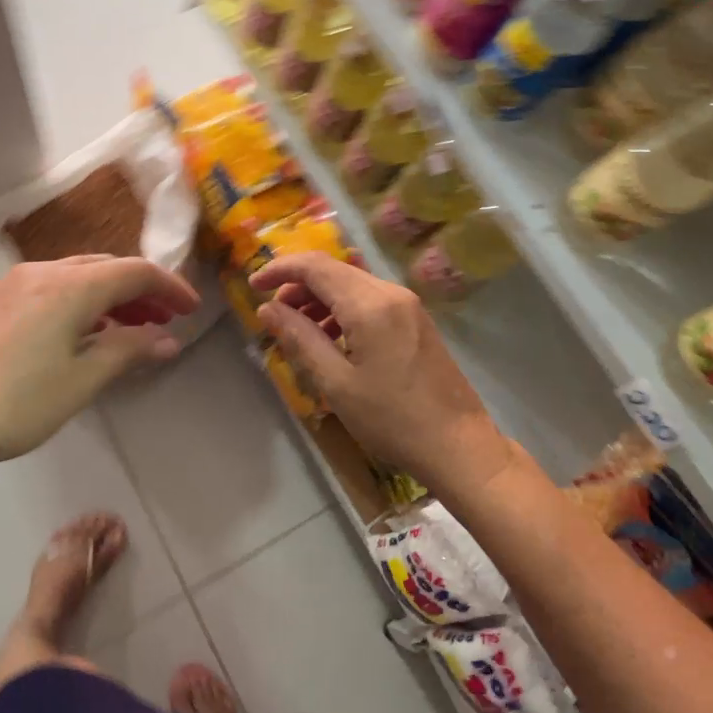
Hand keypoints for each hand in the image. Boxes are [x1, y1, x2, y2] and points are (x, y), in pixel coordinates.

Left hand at [0, 256, 199, 472]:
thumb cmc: (14, 404)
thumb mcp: (80, 381)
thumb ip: (128, 352)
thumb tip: (166, 339)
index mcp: (70, 285)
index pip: (134, 270)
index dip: (170, 287)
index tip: (193, 310)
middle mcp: (42, 272)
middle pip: (105, 268)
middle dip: (141, 291)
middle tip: (165, 322)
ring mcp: (12, 286)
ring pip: (76, 278)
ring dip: (109, 299)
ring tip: (130, 332)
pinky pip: (51, 291)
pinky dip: (80, 306)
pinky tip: (82, 338)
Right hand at [249, 253, 515, 495]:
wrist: (459, 446)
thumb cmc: (392, 420)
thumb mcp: (336, 383)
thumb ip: (299, 338)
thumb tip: (267, 309)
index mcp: (370, 305)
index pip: (315, 266)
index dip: (279, 270)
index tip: (253, 287)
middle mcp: (391, 293)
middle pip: (334, 271)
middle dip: (298, 285)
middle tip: (273, 315)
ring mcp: (408, 305)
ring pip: (352, 285)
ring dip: (320, 299)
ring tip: (298, 331)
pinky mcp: (416, 321)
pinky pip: (370, 301)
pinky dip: (342, 310)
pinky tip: (332, 340)